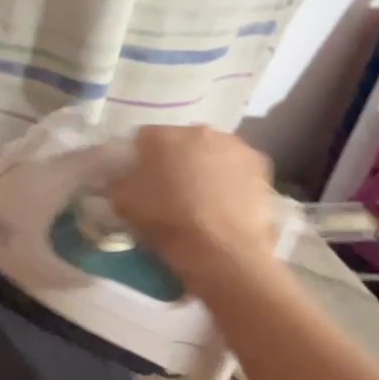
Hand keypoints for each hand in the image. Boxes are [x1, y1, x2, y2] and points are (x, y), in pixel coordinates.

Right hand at [108, 124, 279, 291]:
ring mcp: (235, 145)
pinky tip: (224, 202)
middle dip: (174, 159)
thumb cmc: (166, 222)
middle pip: (181, 141)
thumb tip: (120, 175)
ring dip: (204, 166)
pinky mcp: (260, 164)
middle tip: (169, 187)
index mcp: (163, 136)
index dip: (138, 158)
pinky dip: (229, 178)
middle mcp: (200, 130)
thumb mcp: (123, 204)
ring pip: (212, 151)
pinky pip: (236, 166)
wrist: (221, 249)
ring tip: (200, 196)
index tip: (137, 178)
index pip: (142, 138)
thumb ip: (118, 181)